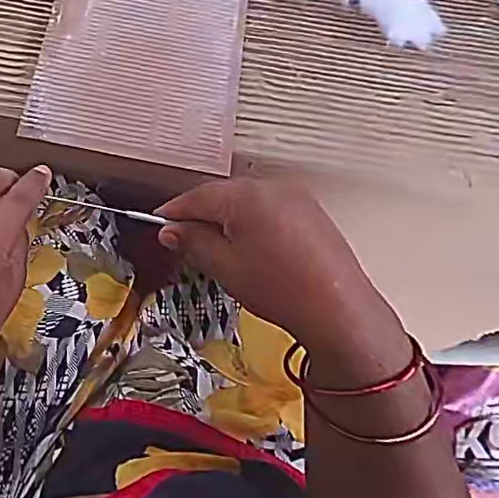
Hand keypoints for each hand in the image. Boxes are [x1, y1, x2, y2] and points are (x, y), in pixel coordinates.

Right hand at [154, 179, 401, 352]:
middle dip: (201, 217)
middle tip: (184, 243)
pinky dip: (252, 223)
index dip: (173, 213)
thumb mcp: (224, 267)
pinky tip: (250, 250)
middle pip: (221, 195)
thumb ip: (193, 242)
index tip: (160, 226)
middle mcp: (272, 187)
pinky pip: (269, 209)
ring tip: (219, 253)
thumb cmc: (283, 289)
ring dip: (227, 220)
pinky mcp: (310, 211)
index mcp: (245, 195)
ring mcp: (295, 197)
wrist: (338, 310)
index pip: (196, 196)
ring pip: (246, 202)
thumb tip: (172, 231)